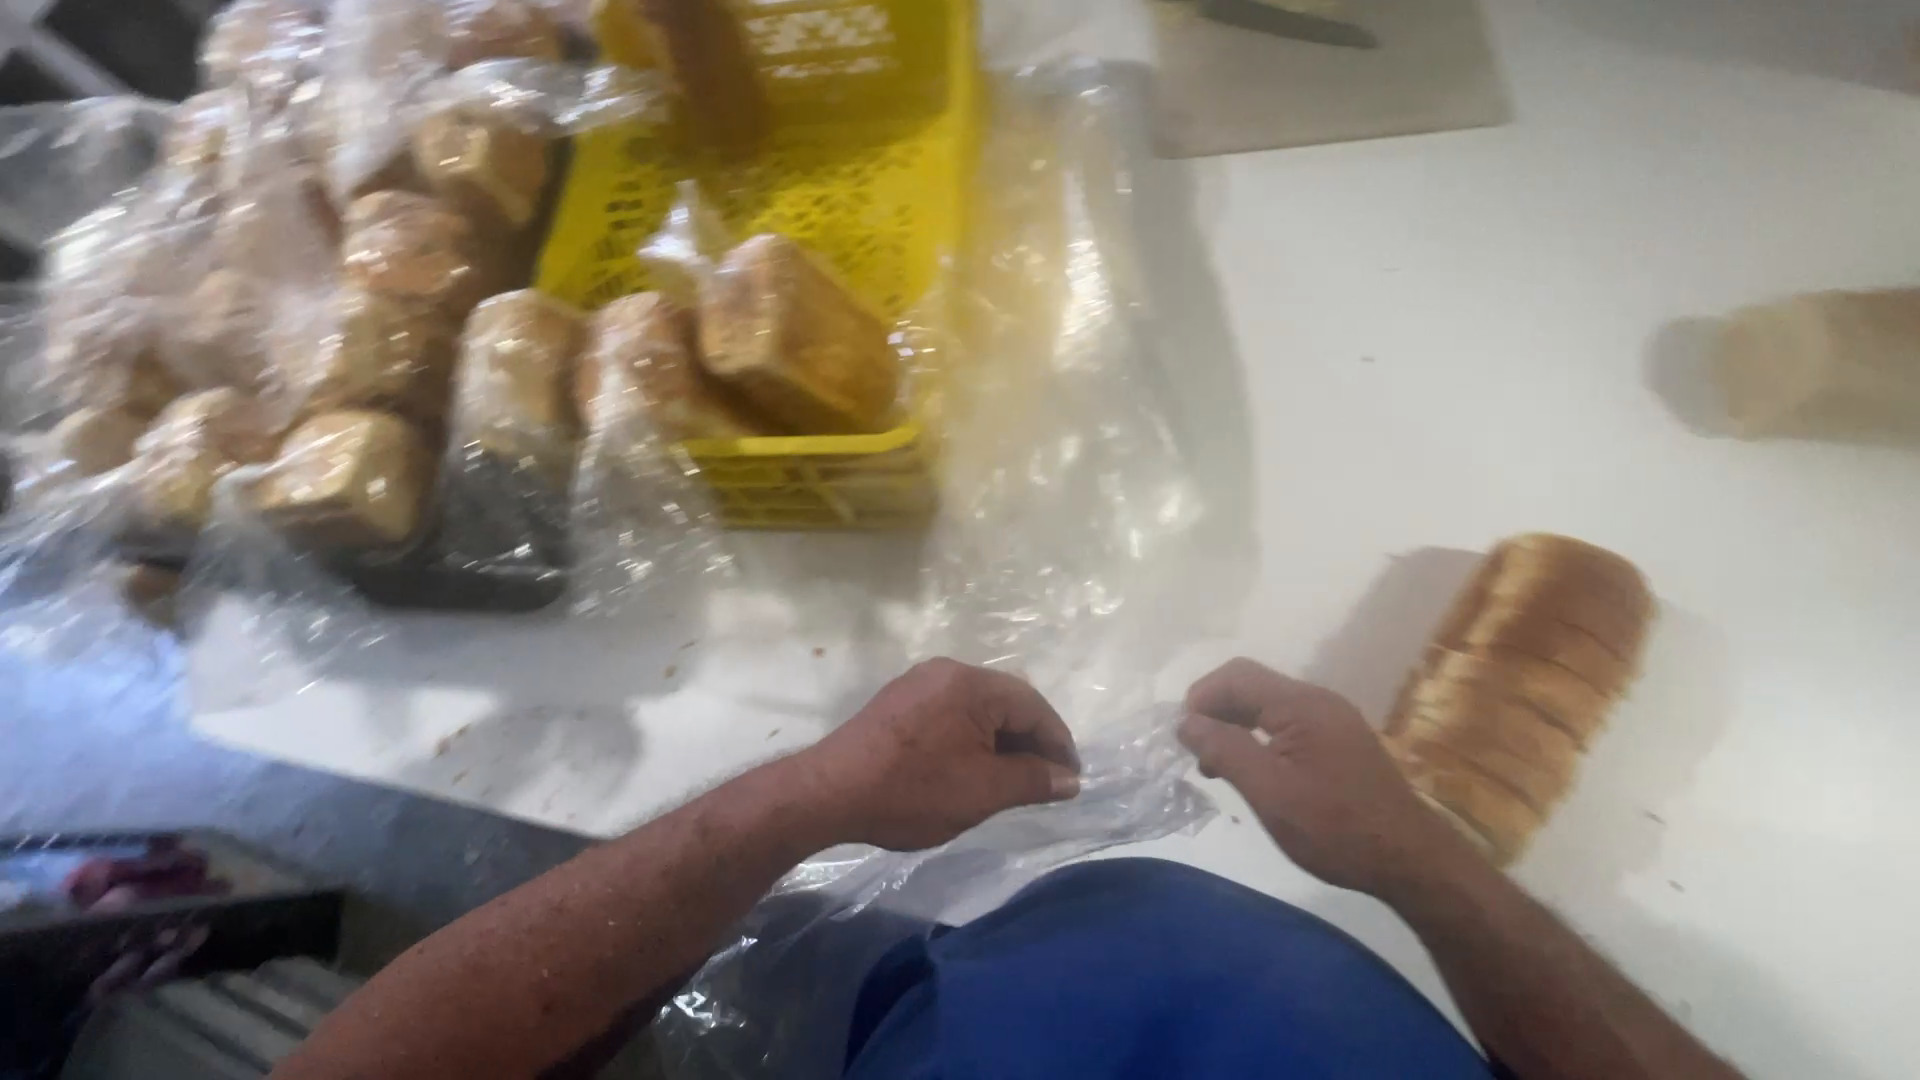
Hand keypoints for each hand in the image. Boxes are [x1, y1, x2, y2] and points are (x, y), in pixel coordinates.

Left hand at [805, 659, 1082, 851]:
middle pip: (1007, 701)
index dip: (1058, 744)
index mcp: (971, 684)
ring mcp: (919, 682)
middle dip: (1031, 741)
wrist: (828, 792)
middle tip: (1046, 781)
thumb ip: (1031, 780)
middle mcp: (947, 671)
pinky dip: (972, 736)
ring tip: (1012, 779)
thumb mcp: (982, 792)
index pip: (1034, 706)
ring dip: (1001, 740)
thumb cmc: (912, 791)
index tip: (1072, 779)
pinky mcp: (899, 700)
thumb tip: (1069, 778)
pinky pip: (952, 711)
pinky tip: (972, 766)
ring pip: (979, 707)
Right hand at [1179, 658, 1469, 899]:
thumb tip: (1186, 722)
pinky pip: (1287, 724)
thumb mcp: (1269, 791)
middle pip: (1252, 686)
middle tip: (1197, 754)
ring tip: (1218, 767)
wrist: (1413, 863)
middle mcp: (1318, 701)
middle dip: (1216, 712)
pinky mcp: (1340, 742)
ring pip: (1267, 706)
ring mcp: (1333, 721)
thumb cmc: (1335, 827)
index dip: (1201, 698)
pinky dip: (1259, 738)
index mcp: (1302, 704)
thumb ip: (1224, 749)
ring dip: (1235, 727)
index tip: (1185, 737)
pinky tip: (1254, 772)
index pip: (1236, 675)